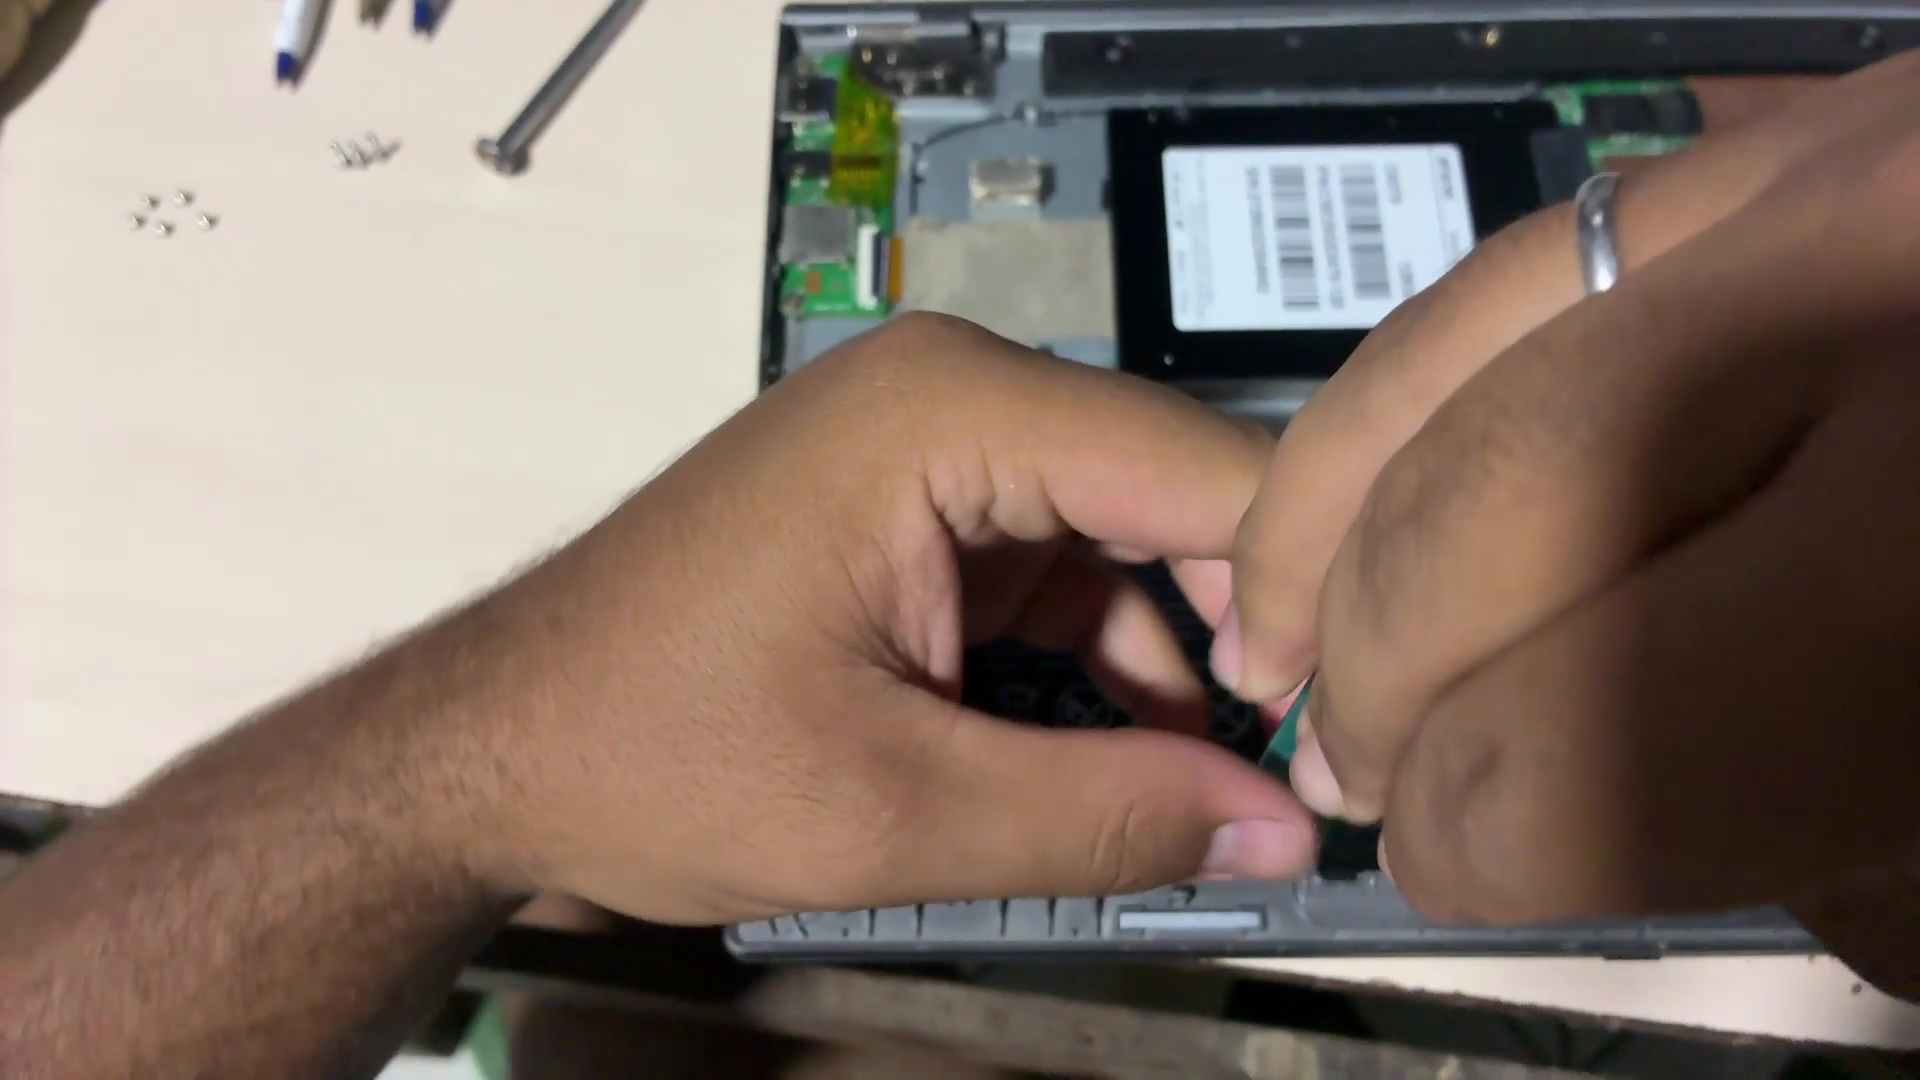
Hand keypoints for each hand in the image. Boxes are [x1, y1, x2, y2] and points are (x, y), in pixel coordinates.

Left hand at [451, 313, 1313, 924]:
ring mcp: (932, 446)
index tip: (1332, 730)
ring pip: (1113, 539)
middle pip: (1161, 494)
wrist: (500, 740)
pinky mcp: (916, 507)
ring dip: (1158, 662)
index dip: (1287, 593)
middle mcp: (952, 395)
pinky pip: (1051, 566)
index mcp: (947, 412)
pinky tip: (1103, 748)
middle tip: (1284, 771)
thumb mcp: (890, 808)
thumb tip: (1278, 832)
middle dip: (1227, 632)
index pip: (1190, 468)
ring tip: (1188, 786)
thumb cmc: (659, 755)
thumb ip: (1101, 816)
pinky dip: (1089, 656)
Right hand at [1215, 58, 1919, 993]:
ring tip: (1268, 652)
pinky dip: (1351, 433)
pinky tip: (1307, 520)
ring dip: (1307, 550)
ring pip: (1427, 391)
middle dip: (1377, 684)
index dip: (1491, 824)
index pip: (1633, 706)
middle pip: (1487, 519)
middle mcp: (1877, 279)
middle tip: (1348, 772)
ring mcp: (1789, 182)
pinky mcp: (1721, 163)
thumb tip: (1570, 839)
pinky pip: (1454, 309)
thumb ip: (1834, 837)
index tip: (1445, 867)